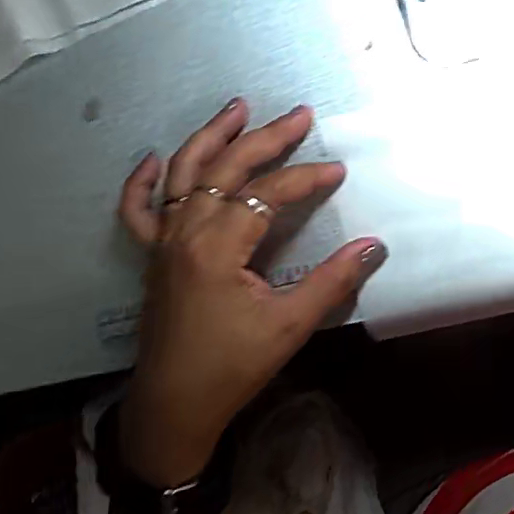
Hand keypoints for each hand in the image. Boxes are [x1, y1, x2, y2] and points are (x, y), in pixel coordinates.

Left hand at [116, 99, 384, 483]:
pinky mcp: (153, 256)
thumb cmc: (233, 367)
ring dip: (211, 137)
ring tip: (237, 108)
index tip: (338, 171)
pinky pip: (139, 210)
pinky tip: (155, 158)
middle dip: (266, 138)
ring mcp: (163, 242)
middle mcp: (185, 232)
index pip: (267, 193)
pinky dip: (144, 181)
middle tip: (299, 115)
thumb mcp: (291, 325)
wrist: (174, 406)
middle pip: (225, 167)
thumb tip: (374, 245)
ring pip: (183, 174)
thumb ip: (333, 280)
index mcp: (217, 247)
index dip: (306, 178)